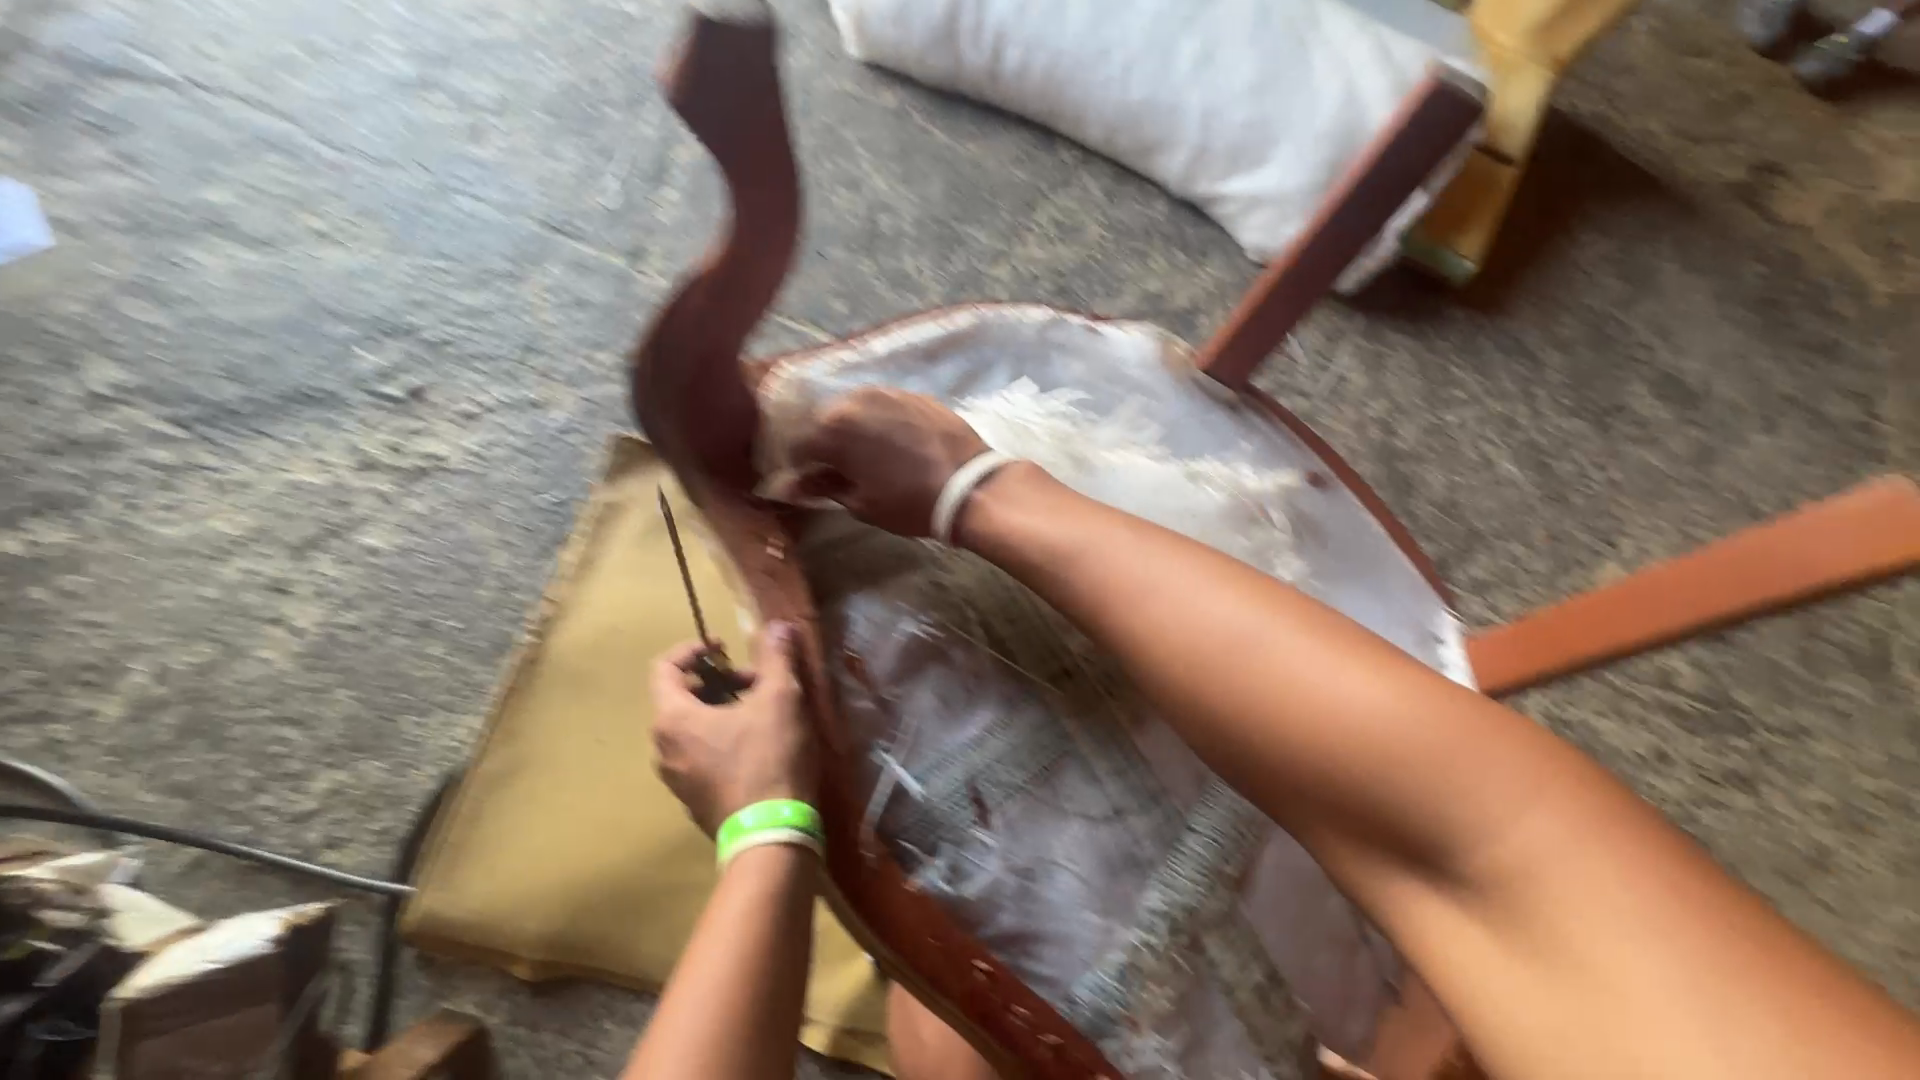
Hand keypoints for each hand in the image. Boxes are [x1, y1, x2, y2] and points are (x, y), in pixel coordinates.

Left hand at [650, 622, 817, 834]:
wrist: (771, 834)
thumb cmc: (770, 759)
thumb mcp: (781, 698)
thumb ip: (776, 658)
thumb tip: (777, 626)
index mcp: (673, 718)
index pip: (664, 667)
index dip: (693, 650)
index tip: (724, 648)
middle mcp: (663, 748)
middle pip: (679, 697)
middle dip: (717, 681)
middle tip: (755, 683)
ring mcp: (675, 779)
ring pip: (690, 729)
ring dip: (721, 711)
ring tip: (761, 713)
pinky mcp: (692, 801)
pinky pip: (699, 756)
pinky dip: (720, 740)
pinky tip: (757, 747)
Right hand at [790, 386, 989, 536]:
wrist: (971, 487)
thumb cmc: (909, 502)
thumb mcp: (861, 503)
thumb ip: (824, 487)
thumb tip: (792, 486)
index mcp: (833, 428)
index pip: (799, 446)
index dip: (802, 467)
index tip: (812, 482)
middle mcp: (855, 400)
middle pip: (826, 421)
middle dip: (827, 443)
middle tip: (841, 468)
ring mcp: (888, 391)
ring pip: (857, 408)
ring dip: (855, 428)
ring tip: (869, 454)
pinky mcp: (915, 394)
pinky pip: (886, 405)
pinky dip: (883, 421)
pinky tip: (895, 442)